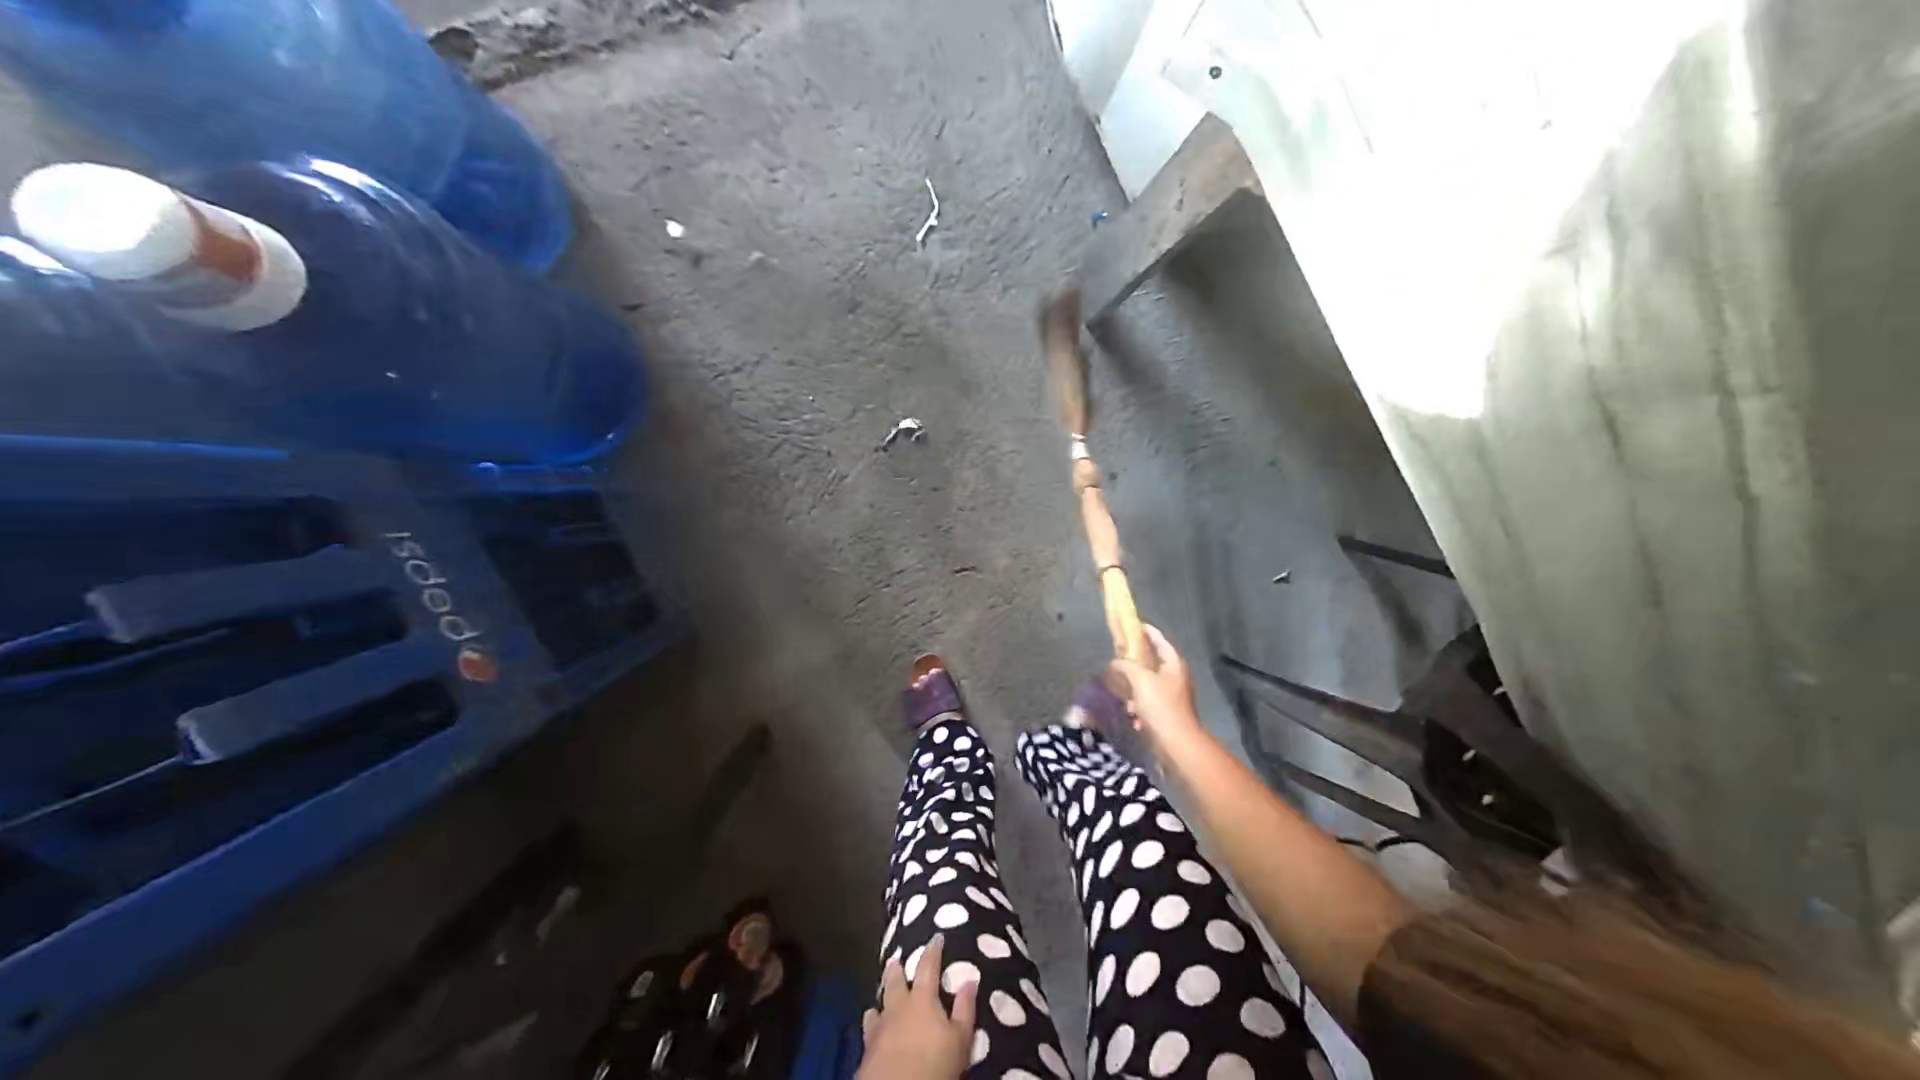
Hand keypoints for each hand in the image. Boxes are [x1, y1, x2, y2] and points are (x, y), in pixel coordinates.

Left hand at [857, 934, 977, 1079]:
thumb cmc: (933, 1065)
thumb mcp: (959, 1039)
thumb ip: (964, 1009)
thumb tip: (970, 979)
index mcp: (921, 999)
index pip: (928, 967)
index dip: (933, 951)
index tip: (936, 937)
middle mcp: (897, 1007)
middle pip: (895, 982)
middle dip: (896, 970)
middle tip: (895, 960)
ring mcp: (879, 1027)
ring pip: (878, 1006)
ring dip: (882, 998)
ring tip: (881, 995)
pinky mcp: (867, 1049)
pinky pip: (869, 1029)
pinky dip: (873, 1023)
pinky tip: (872, 1026)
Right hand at [1107, 624, 1203, 744]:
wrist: (1176, 744)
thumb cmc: (1161, 707)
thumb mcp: (1140, 680)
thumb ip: (1126, 665)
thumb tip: (1115, 662)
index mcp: (1173, 664)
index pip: (1159, 640)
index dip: (1147, 631)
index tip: (1133, 624)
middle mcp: (1174, 677)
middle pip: (1152, 662)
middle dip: (1134, 661)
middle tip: (1117, 657)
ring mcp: (1170, 696)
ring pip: (1146, 683)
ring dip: (1132, 687)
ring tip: (1120, 691)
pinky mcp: (1164, 713)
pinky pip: (1146, 702)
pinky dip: (1137, 705)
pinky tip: (1130, 713)